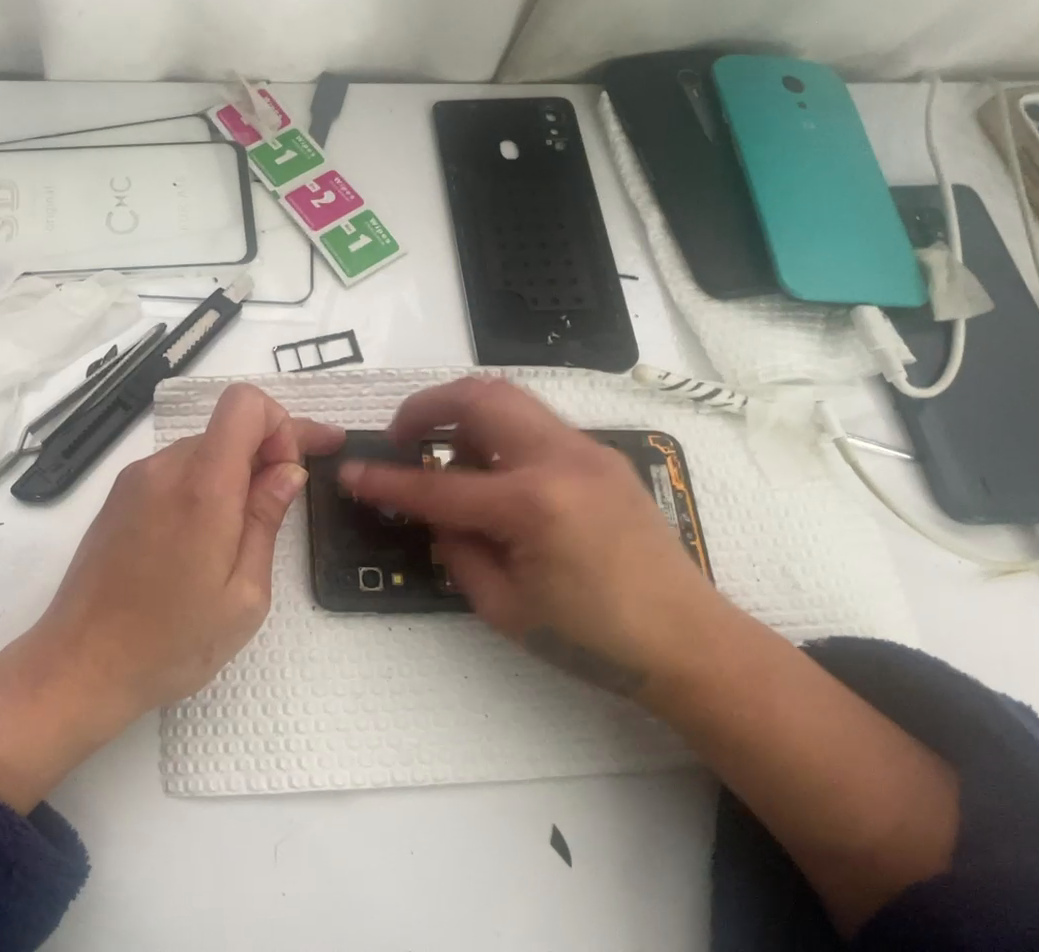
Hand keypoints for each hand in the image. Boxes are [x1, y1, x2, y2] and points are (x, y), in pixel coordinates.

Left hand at [32, 383, 344, 712]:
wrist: (81, 665)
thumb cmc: (172, 642)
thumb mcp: (244, 595)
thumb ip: (266, 520)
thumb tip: (287, 471)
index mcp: (202, 487)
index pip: (245, 404)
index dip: (281, 425)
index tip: (292, 473)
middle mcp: (163, 469)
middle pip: (225, 427)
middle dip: (267, 451)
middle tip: (296, 491)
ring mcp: (134, 482)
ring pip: (200, 451)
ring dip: (234, 473)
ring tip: (250, 528)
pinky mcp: (118, 500)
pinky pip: (173, 473)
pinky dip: (203, 487)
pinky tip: (209, 537)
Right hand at [338, 377, 728, 696]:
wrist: (688, 641)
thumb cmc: (591, 638)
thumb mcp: (503, 607)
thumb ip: (457, 549)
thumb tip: (436, 514)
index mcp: (532, 505)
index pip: (437, 486)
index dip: (385, 481)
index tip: (349, 474)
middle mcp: (560, 460)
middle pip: (478, 398)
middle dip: (424, 408)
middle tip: (400, 438)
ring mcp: (587, 451)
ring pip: (509, 399)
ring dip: (463, 414)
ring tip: (442, 453)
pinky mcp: (603, 457)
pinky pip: (535, 424)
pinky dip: (498, 432)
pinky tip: (490, 472)